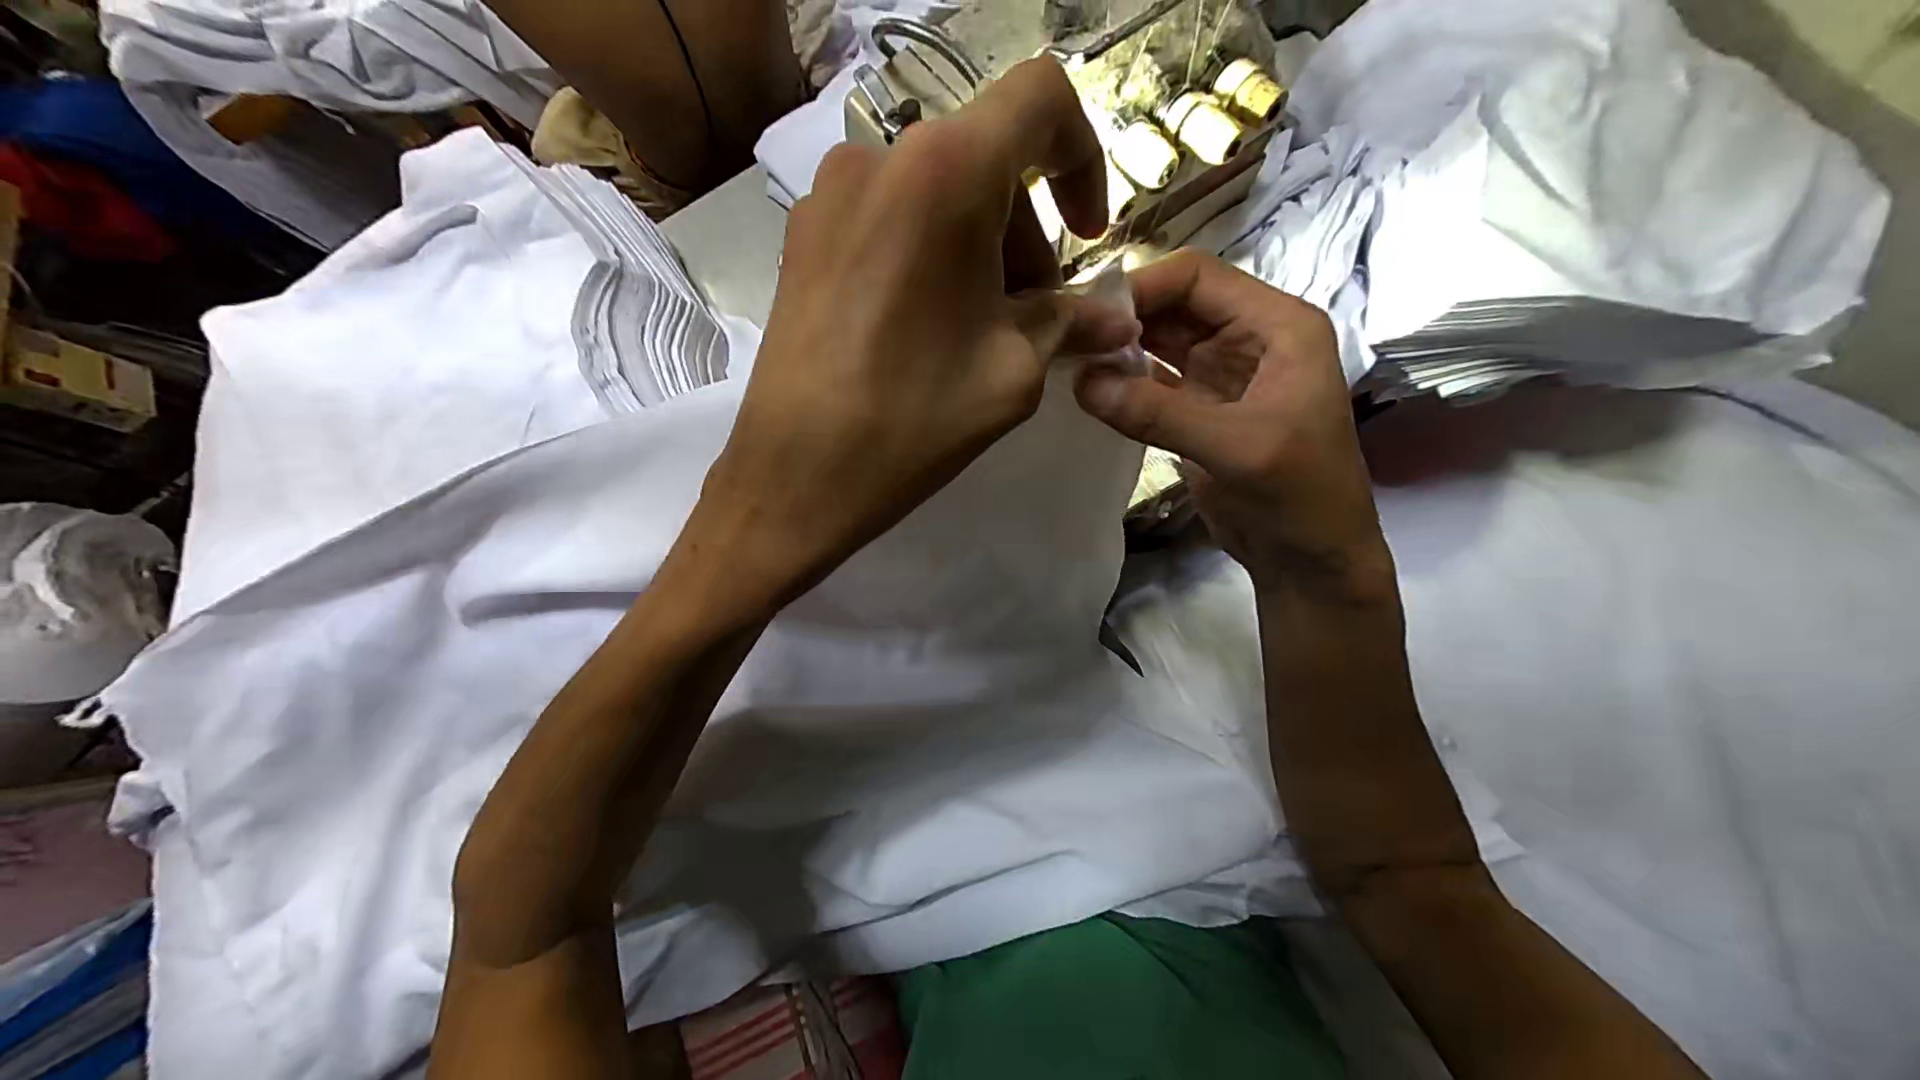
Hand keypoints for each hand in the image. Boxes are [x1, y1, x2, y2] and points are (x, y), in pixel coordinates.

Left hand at [680, 57, 1137, 611]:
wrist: (793, 477)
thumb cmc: (913, 421)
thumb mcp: (1012, 372)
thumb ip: (1069, 322)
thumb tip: (1113, 316)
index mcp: (944, 172)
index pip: (1040, 99)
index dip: (1082, 156)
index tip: (1086, 234)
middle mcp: (879, 158)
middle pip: (986, 158)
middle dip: (1027, 228)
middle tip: (1033, 313)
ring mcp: (829, 195)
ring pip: (936, 191)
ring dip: (979, 245)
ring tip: (979, 329)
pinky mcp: (802, 237)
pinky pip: (890, 219)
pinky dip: (929, 254)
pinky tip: (927, 326)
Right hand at [1075, 251, 1392, 600]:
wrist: (1311, 560)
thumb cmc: (1299, 497)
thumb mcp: (1236, 449)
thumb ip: (1158, 413)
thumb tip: (1082, 382)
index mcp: (1278, 326)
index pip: (1199, 277)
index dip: (1143, 287)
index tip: (1088, 314)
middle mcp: (1248, 338)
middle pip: (1174, 304)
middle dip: (1122, 316)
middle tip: (1066, 336)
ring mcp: (1221, 374)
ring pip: (1158, 341)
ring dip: (1117, 348)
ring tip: (1069, 358)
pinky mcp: (1198, 409)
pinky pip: (1152, 381)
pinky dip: (1121, 382)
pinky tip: (1088, 388)